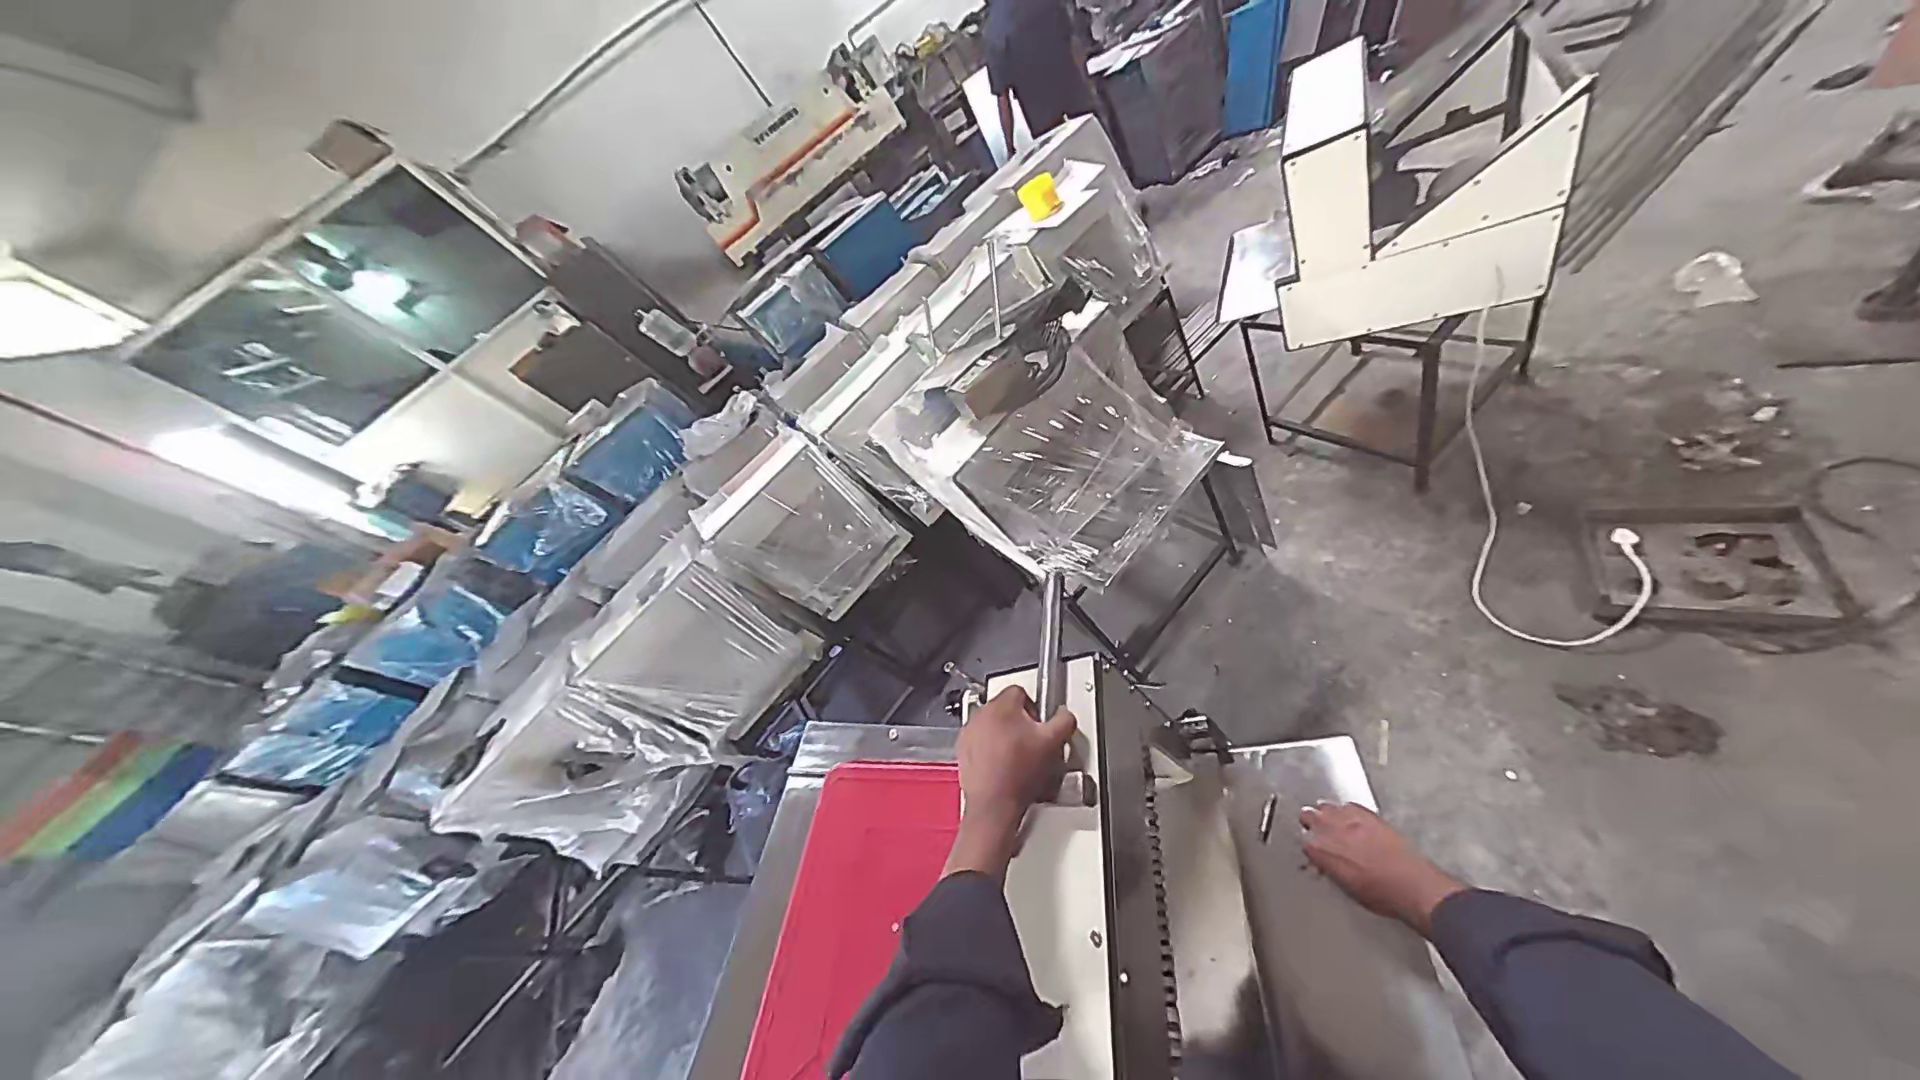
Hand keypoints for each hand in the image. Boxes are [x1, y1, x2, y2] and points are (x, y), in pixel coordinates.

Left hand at [945, 686, 1076, 878]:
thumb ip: (1064, 721)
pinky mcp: (964, 750)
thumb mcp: (1053, 743)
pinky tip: (1005, 765)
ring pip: (993, 725)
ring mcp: (970, 733)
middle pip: (1006, 708)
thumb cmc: (1017, 775)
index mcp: (1002, 706)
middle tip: (1032, 742)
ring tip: (1019, 757)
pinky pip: (981, 742)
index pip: (1021, 691)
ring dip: (1006, 736)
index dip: (1035, 708)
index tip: (1040, 724)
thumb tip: (1065, 715)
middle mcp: (981, 715)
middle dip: (1021, 722)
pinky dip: (992, 750)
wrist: (994, 805)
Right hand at [1300, 802, 1465, 936]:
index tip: (1319, 852)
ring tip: (1338, 825)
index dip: (1312, 846)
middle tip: (1323, 834)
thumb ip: (1329, 868)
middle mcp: (1327, 828)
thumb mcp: (1346, 887)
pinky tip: (1355, 822)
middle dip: (1313, 823)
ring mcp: (1347, 817)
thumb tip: (1326, 863)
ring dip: (1328, 814)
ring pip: (1325, 806)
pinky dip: (1348, 812)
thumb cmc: (1382, 893)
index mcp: (1318, 848)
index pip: (1304, 840)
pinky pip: (1348, 805)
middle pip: (1308, 815)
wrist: (1414, 886)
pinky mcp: (1367, 813)